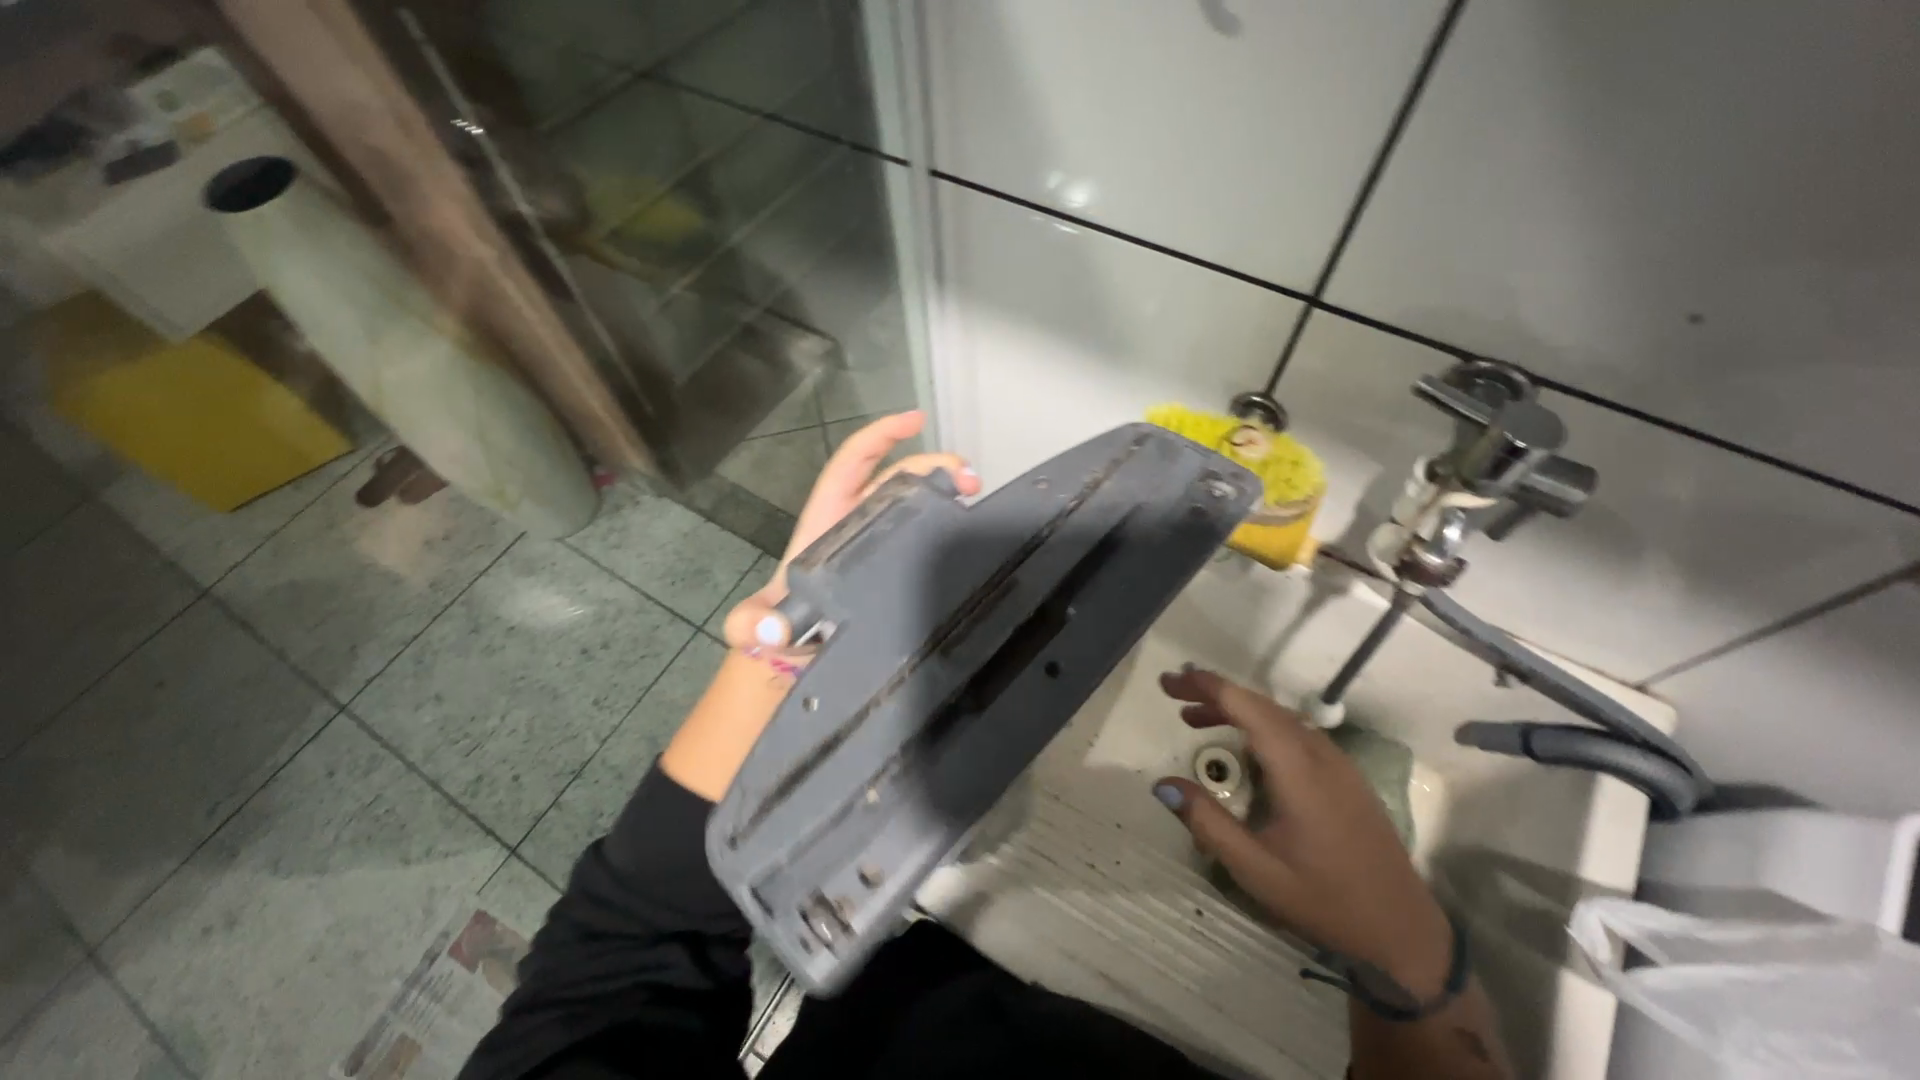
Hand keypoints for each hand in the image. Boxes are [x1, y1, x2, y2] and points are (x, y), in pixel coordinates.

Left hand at [666, 412, 979, 800]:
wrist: (793, 661)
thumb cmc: (777, 630)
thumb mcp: (757, 625)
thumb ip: (753, 623)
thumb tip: (767, 627)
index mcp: (827, 522)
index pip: (852, 466)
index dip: (879, 438)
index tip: (915, 420)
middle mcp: (858, 525)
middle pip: (897, 480)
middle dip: (932, 466)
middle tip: (969, 478)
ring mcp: (883, 547)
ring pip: (920, 505)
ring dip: (950, 492)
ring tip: (979, 496)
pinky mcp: (901, 570)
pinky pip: (930, 539)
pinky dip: (954, 526)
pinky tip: (978, 530)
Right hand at [1152, 666, 1452, 998]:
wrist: (1402, 929)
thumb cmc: (1324, 899)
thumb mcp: (1254, 868)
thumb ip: (1207, 822)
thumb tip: (1163, 784)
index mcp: (1300, 771)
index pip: (1248, 708)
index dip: (1207, 687)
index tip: (1170, 681)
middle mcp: (1322, 756)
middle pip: (1263, 706)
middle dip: (1216, 694)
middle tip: (1174, 694)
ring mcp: (1340, 765)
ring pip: (1282, 719)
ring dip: (1239, 711)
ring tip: (1196, 720)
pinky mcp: (1347, 778)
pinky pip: (1298, 735)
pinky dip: (1261, 727)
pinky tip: (1244, 748)